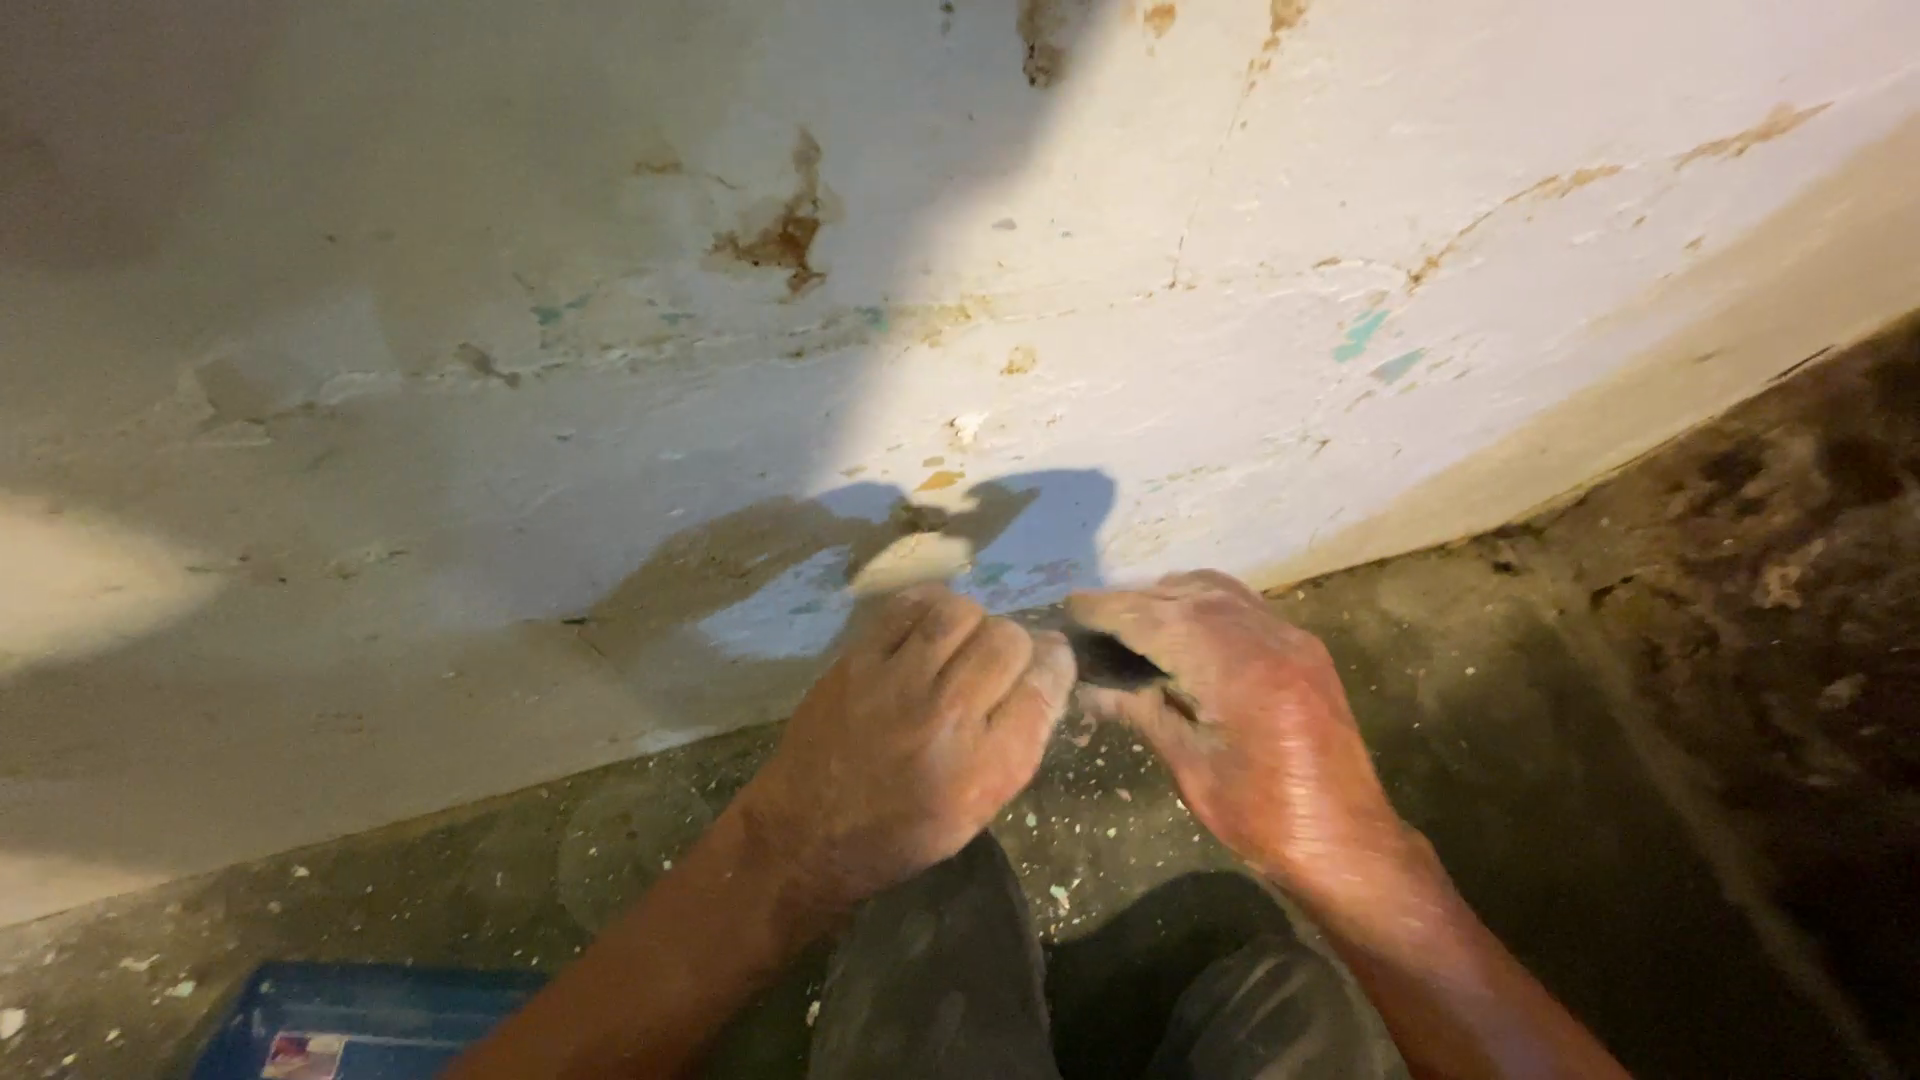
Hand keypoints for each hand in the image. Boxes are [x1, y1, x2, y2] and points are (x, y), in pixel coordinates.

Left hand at [736, 584, 1074, 911]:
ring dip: (974, 622)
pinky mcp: (857, 661)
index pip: (1044, 687)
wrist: (807, 833)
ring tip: (963, 641)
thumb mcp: (978, 810)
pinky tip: (930, 624)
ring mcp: (897, 683)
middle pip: (1008, 641)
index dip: (1056, 665)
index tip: (1049, 661)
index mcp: (986, 767)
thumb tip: (1043, 674)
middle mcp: (947, 718)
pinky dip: (930, 606)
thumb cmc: (900, 833)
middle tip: (999, 659)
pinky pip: (908, 606)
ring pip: (961, 613)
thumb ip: (1017, 742)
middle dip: (1016, 644)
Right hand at [1067, 571, 1449, 928]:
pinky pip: (1241, 604)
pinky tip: (1177, 627)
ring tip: (1127, 619)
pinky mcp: (1301, 647)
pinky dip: (1201, 602)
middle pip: (1185, 596)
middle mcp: (1269, 638)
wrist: (1348, 843)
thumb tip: (1089, 687)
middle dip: (1133, 601)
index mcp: (1240, 671)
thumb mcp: (1191, 768)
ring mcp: (1291, 637)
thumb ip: (1142, 712)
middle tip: (1089, 615)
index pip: (1158, 620)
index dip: (1110, 610)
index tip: (1071, 605)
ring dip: (1166, 596)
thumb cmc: (1264, 820)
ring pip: (1215, 591)